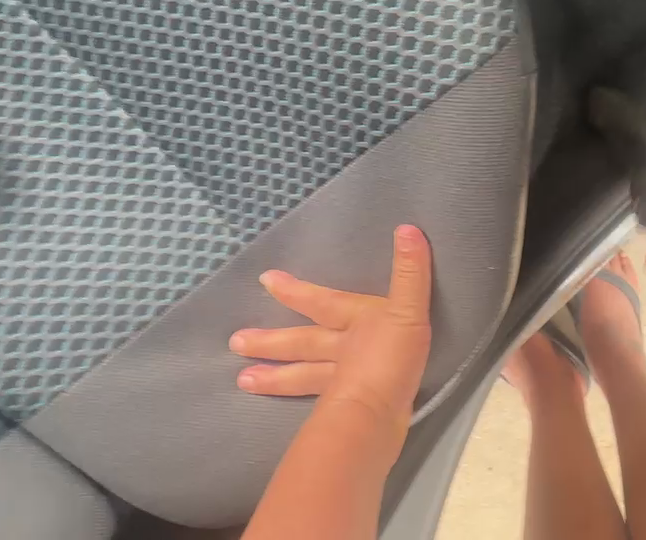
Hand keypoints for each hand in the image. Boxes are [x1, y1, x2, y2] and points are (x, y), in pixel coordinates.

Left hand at [230, 225, 433, 439]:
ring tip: (243, 381)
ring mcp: (339, 384)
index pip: (321, 302)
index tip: (264, 281)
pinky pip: (318, 405)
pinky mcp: (346, 414)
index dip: (295, 291)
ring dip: (276, 378)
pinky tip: (299, 413)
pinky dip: (309, 406)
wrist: (380, 417)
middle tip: (235, 343)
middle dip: (272, 341)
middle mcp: (340, 349)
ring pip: (303, 376)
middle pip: (302, 342)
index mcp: (355, 321)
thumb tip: (406, 228)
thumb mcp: (408, 308)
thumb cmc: (392, 358)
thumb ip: (410, 271)